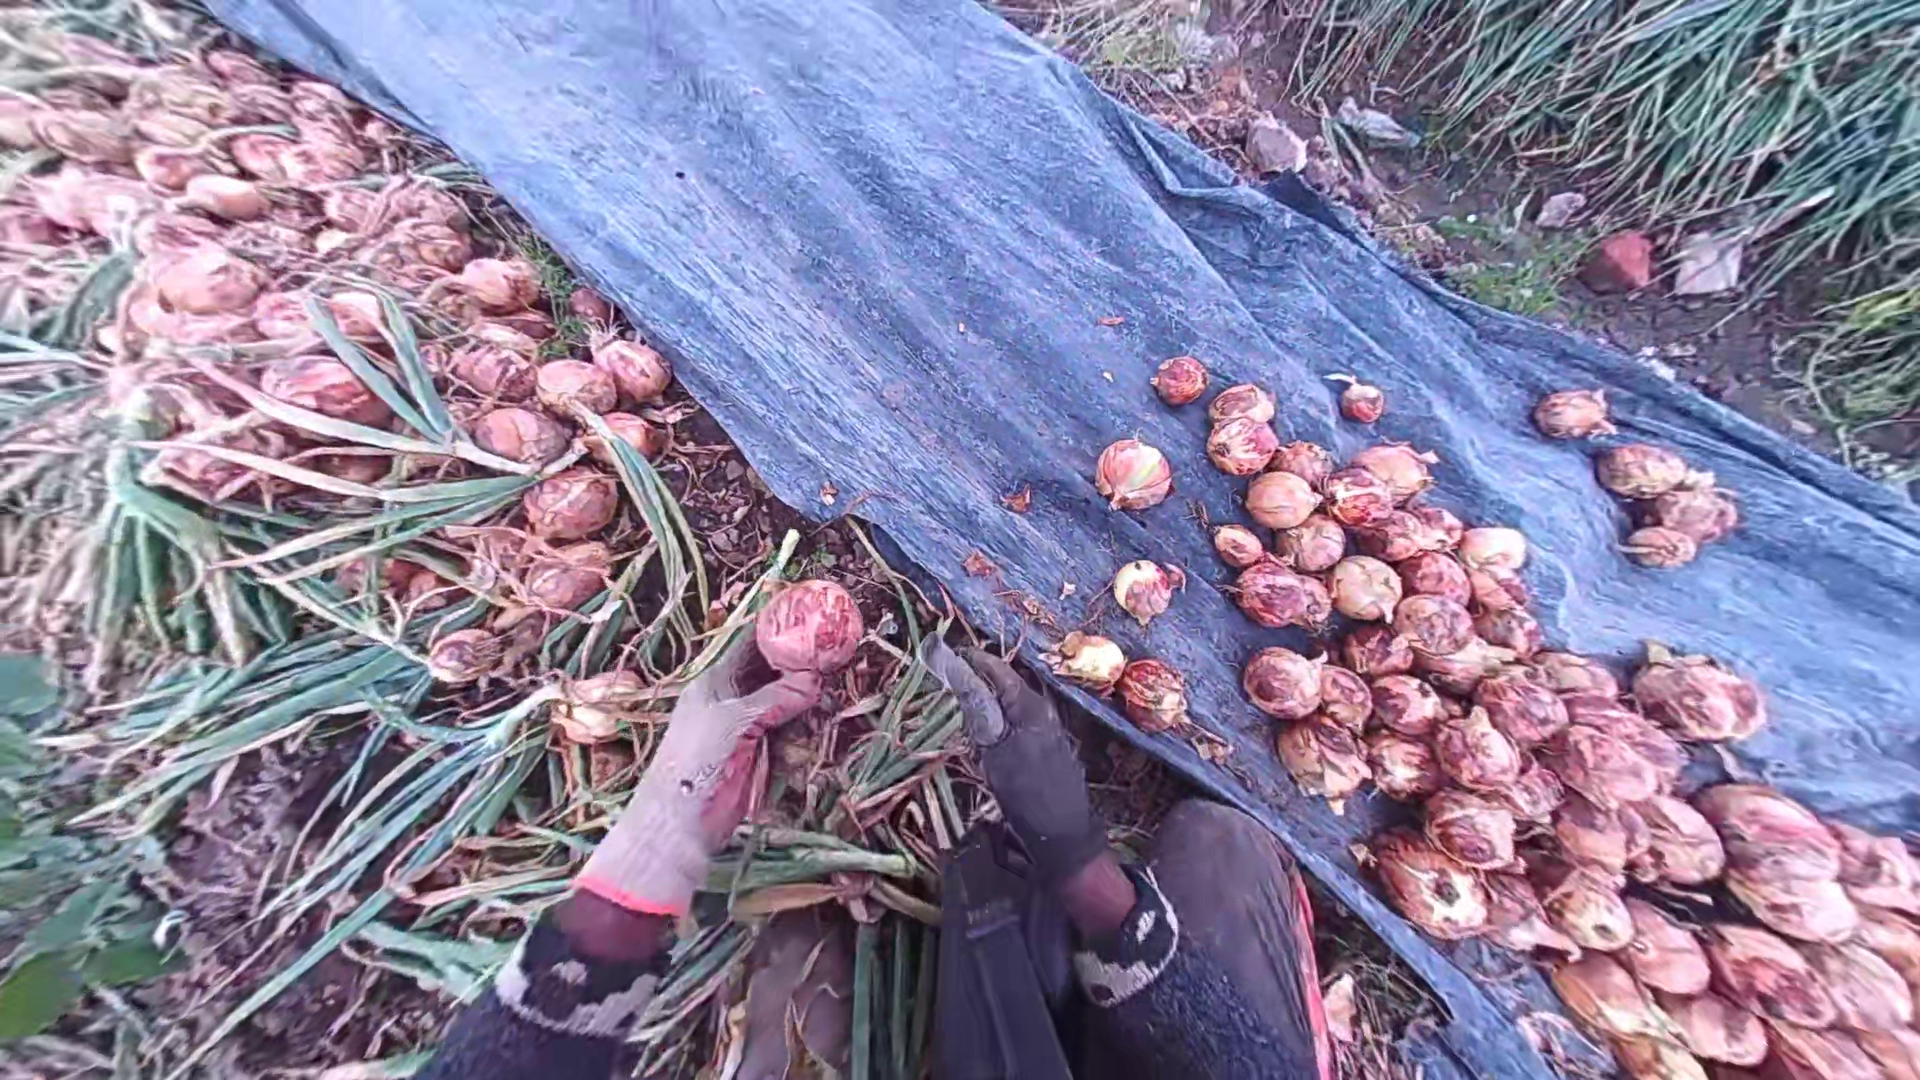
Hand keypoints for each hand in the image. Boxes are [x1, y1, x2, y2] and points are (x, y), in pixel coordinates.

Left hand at [576, 634, 821, 915]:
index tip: (810, 616)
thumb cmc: (694, 765)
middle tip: (833, 649)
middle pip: (774, 667)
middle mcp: (734, 694)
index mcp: (717, 679)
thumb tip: (816, 679)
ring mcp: (749, 720)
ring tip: (835, 677)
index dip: (779, 627)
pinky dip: (807, 716)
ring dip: (808, 688)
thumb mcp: (734, 722)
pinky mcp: (762, 746)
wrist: (680, 828)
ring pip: (786, 693)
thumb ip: (776, 698)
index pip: (752, 642)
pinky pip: (790, 721)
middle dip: (801, 658)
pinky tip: (824, 710)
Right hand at [931, 646, 1108, 884]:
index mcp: (1029, 704)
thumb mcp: (994, 748)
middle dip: (975, 679)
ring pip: (1007, 702)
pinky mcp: (1044, 743)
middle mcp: (1041, 708)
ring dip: (984, 701)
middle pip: (1002, 683)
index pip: (996, 668)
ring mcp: (1044, 726)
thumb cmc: (1026, 792)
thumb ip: (978, 707)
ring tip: (959, 707)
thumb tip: (959, 670)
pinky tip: (983, 734)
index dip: (969, 659)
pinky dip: (995, 718)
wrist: (1063, 834)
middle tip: (945, 682)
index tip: (942, 656)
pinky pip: (1014, 719)